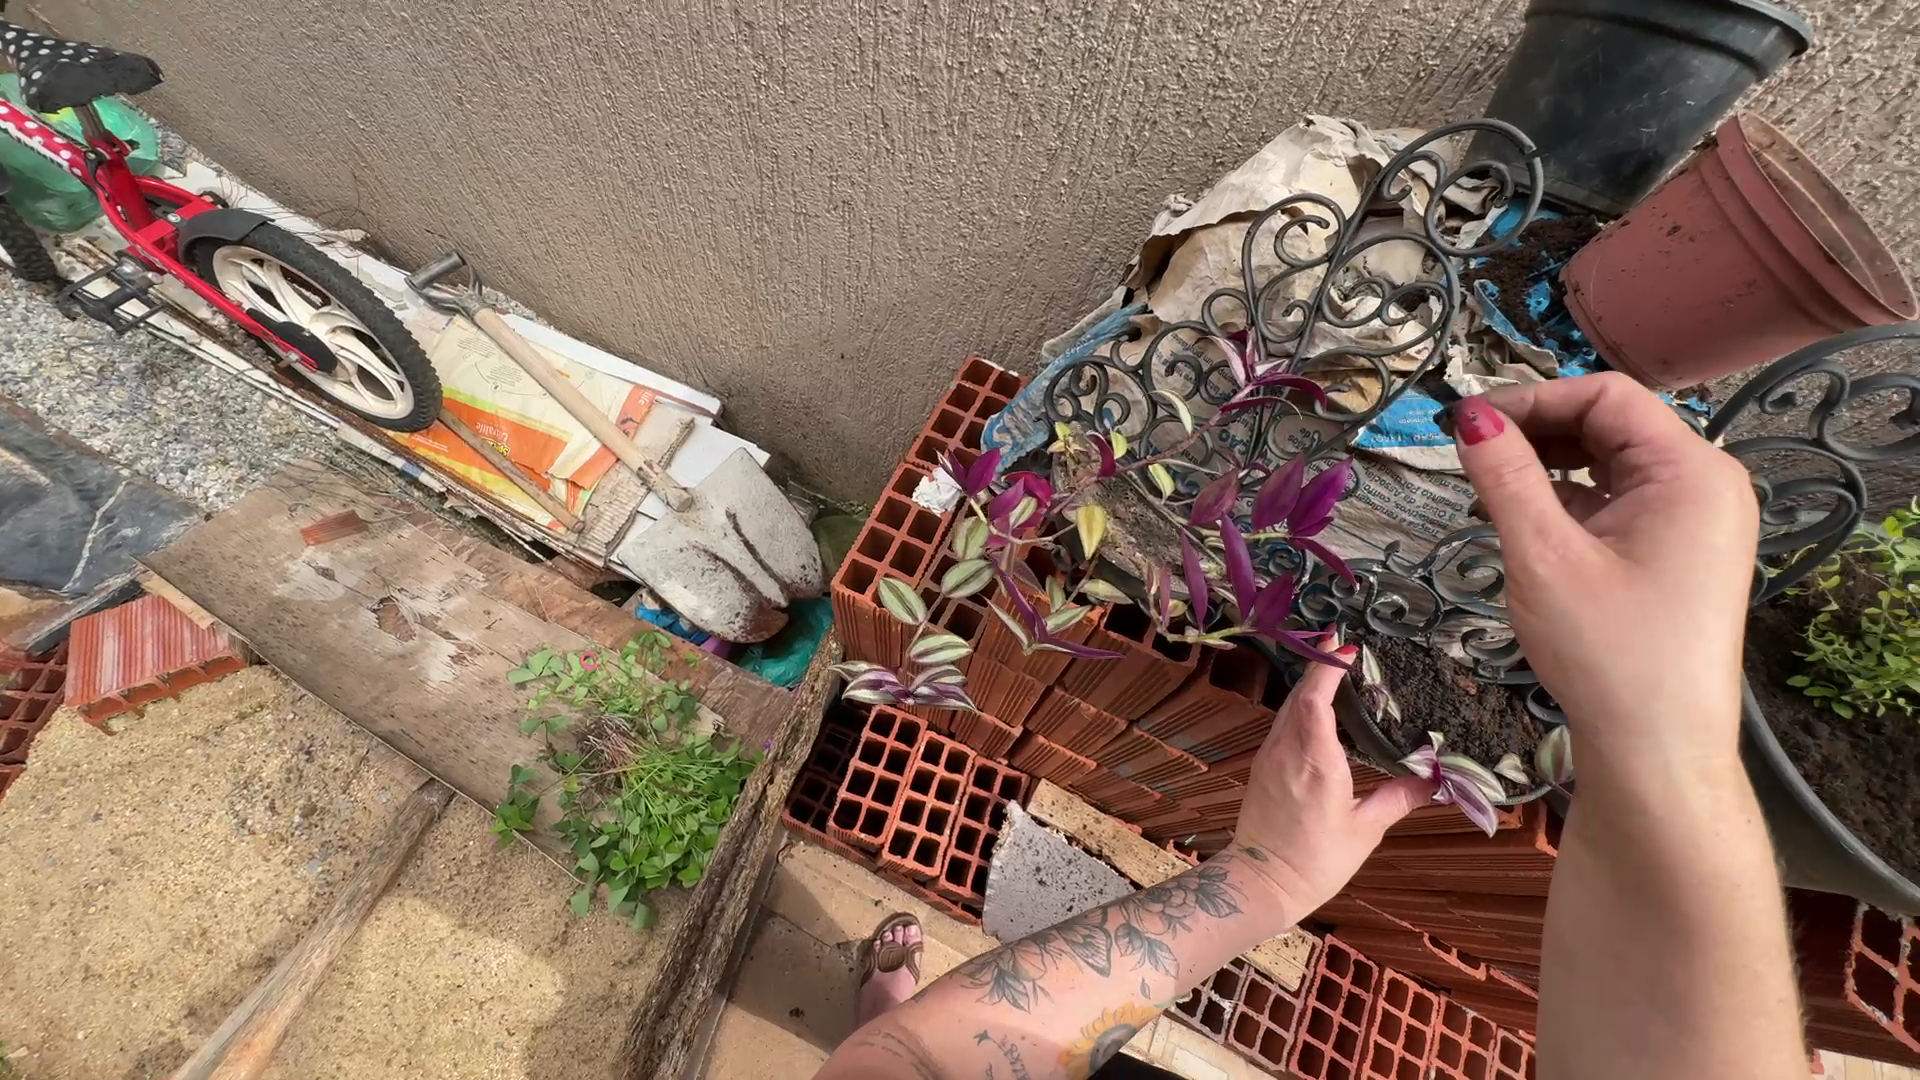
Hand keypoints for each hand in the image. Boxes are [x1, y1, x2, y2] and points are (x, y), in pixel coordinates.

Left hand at [1231, 649, 1434, 915]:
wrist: (1263, 878)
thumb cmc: (1318, 858)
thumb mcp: (1366, 829)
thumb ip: (1399, 797)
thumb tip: (1436, 779)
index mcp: (1316, 763)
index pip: (1315, 701)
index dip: (1327, 670)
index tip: (1345, 646)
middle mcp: (1287, 750)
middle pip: (1298, 695)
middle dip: (1318, 665)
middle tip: (1338, 640)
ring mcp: (1270, 754)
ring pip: (1286, 707)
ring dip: (1307, 684)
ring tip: (1331, 665)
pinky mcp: (1262, 763)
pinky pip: (1281, 723)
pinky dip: (1298, 705)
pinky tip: (1314, 704)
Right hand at [1450, 374, 1758, 791]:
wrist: (1652, 739)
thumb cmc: (1603, 645)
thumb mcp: (1542, 554)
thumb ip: (1505, 477)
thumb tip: (1468, 416)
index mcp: (1690, 473)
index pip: (1606, 396)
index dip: (1531, 398)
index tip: (1462, 421)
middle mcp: (1700, 483)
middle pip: (1607, 423)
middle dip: (1532, 428)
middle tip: (1463, 450)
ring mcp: (1686, 516)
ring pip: (1603, 460)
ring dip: (1540, 461)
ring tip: (1482, 484)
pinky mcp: (1665, 545)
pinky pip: (1606, 496)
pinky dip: (1557, 494)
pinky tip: (1514, 513)